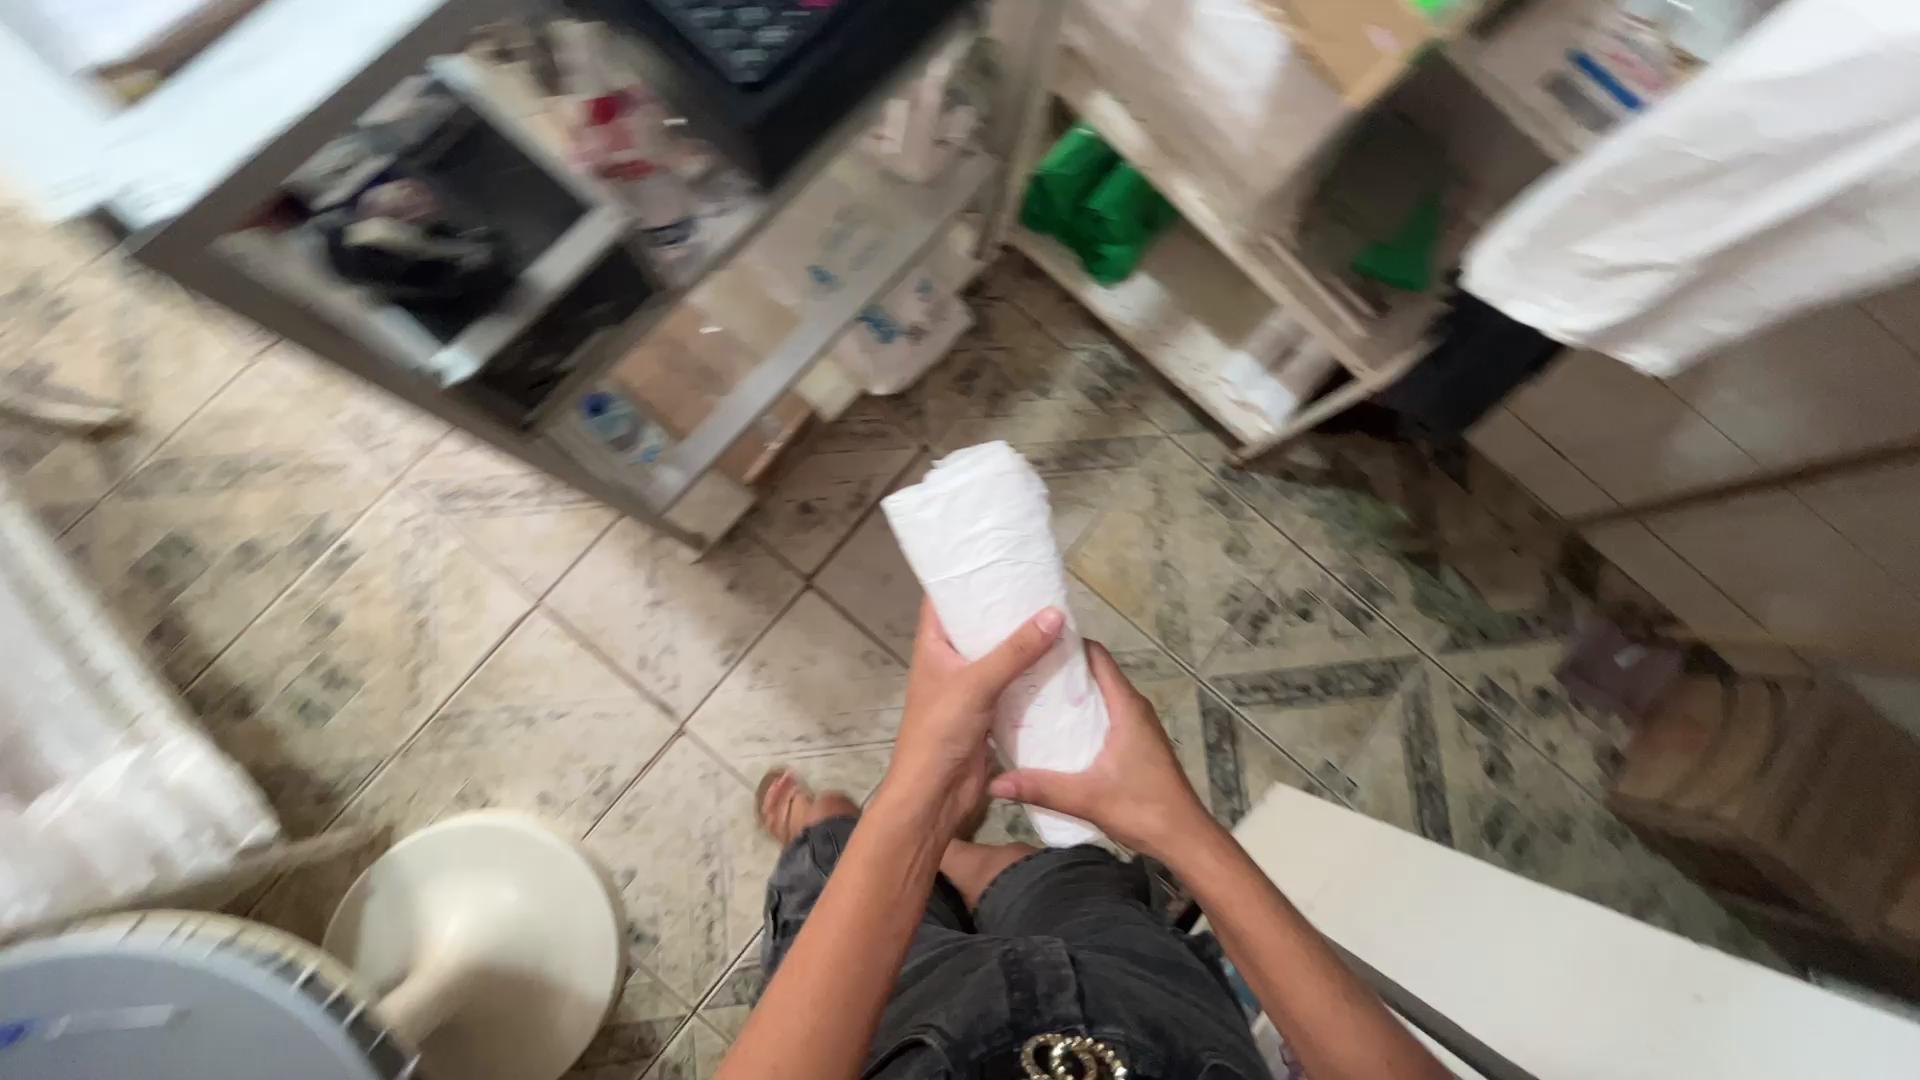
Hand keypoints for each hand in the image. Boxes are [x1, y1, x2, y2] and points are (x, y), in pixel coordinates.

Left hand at [874, 599, 1065, 839]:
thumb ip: (1015, 651)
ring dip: (1022, 642)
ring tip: (1056, 618)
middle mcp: (949, 660)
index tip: (996, 559)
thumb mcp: (976, 683)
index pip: (943, 599)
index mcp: (933, 644)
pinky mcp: (988, 710)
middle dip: (1005, 609)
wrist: (935, 794)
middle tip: (1040, 587)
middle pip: (977, 625)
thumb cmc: (940, 730)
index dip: (964, 577)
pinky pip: (1012, 683)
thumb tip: (1055, 614)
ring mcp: (968, 686)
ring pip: (997, 655)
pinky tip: (1058, 661)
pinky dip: (1030, 673)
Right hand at [989, 641, 1214, 858]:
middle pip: (1096, 672)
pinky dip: (1082, 713)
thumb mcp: (1087, 798)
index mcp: (1126, 707)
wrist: (1185, 839)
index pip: (1097, 656)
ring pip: (1101, 694)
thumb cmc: (1143, 809)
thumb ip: (1040, 788)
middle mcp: (1134, 708)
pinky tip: (1056, 729)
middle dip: (1061, 668)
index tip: (1035, 642)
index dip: (1068, 644)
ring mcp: (1138, 725)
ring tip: (1031, 695)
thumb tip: (994, 783)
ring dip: (1071, 693)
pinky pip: (1106, 713)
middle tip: (1022, 671)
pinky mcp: (1137, 742)